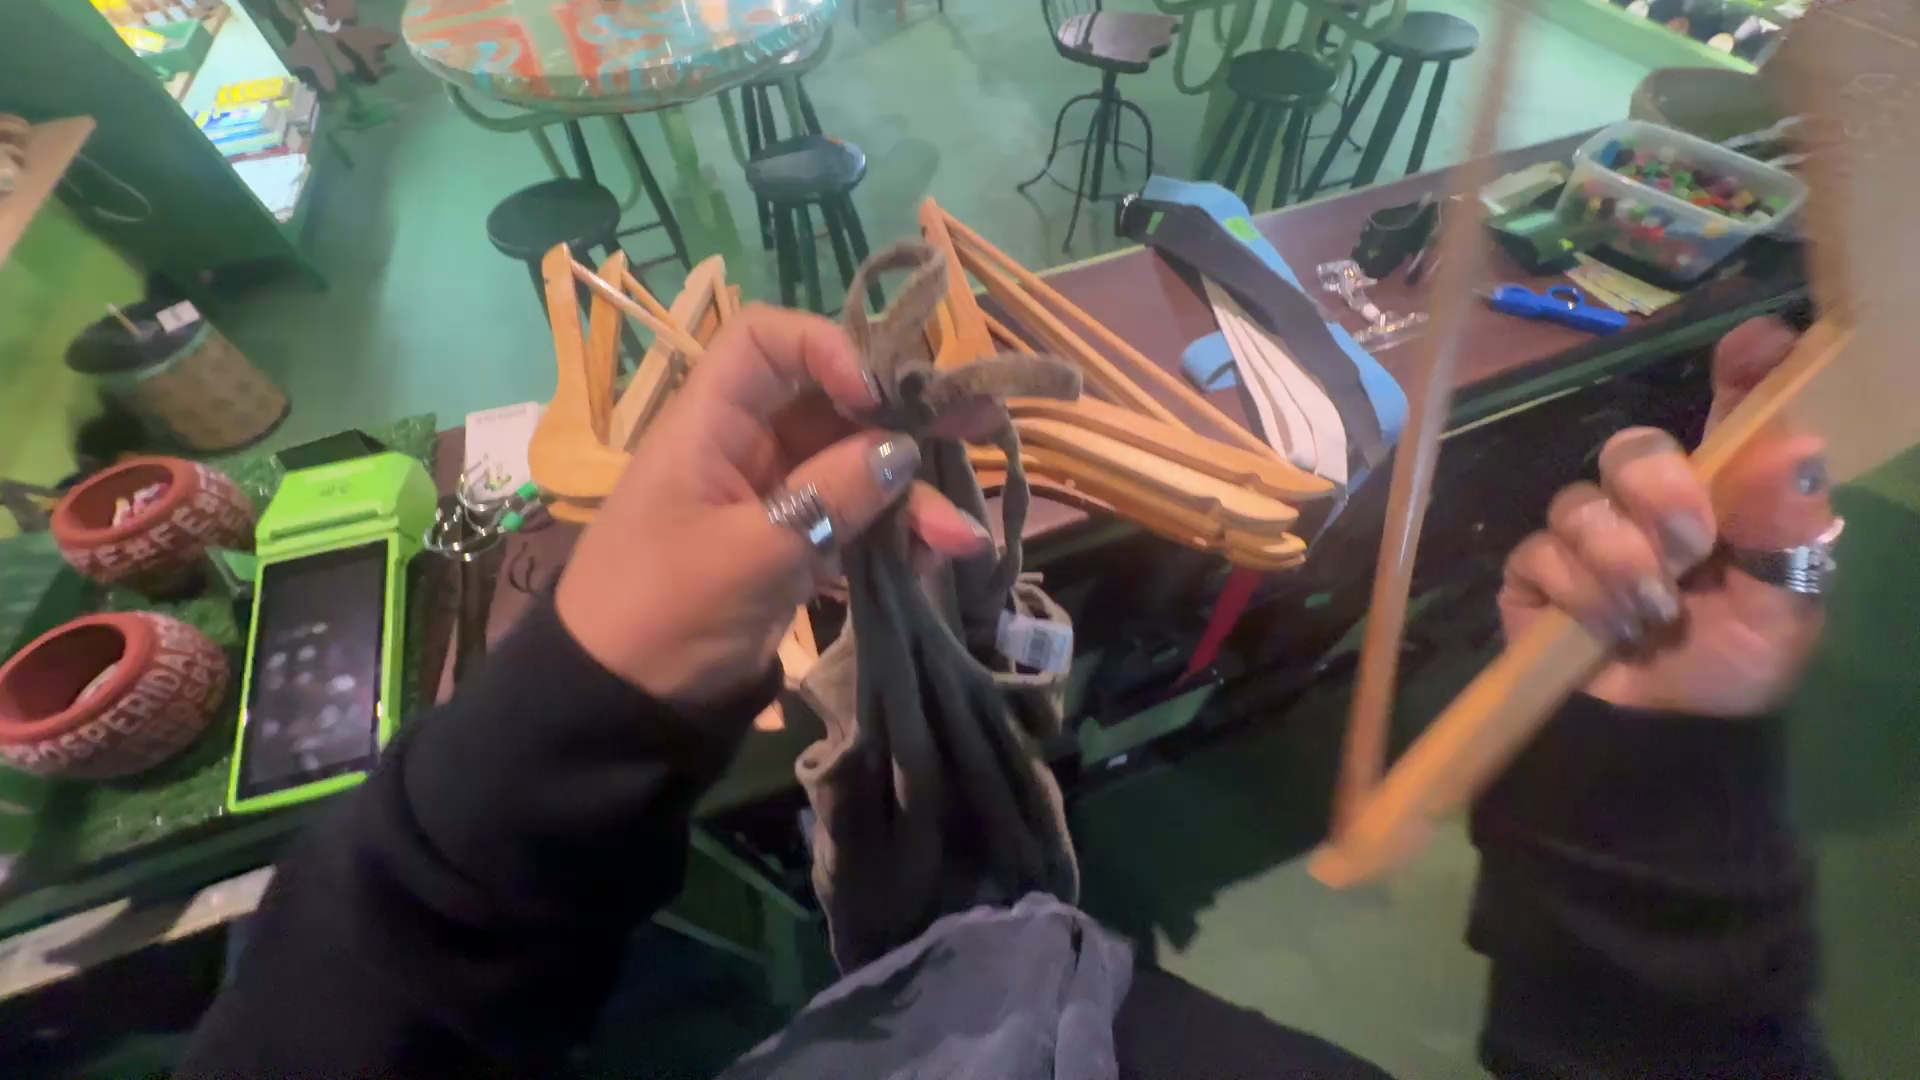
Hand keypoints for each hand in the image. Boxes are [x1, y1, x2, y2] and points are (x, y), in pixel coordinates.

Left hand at [556, 306, 989, 704]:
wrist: (629, 703)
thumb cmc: (664, 612)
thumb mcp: (749, 553)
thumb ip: (829, 497)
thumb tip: (902, 449)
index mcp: (712, 425)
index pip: (767, 343)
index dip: (826, 349)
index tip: (876, 394)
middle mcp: (749, 446)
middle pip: (833, 405)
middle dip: (904, 415)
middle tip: (977, 419)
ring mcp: (779, 496)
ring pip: (857, 469)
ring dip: (912, 497)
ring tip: (961, 535)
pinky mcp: (799, 541)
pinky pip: (858, 520)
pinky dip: (895, 537)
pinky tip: (934, 559)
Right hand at [1499, 316, 1830, 716]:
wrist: (1653, 728)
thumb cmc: (1731, 666)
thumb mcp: (1786, 609)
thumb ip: (1787, 531)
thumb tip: (1794, 446)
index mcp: (1725, 502)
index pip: (1730, 422)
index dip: (1742, 375)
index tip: (1757, 340)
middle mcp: (1650, 506)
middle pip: (1630, 449)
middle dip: (1658, 493)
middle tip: (1688, 546)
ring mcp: (1584, 533)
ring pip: (1578, 505)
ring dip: (1620, 563)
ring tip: (1650, 614)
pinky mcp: (1533, 566)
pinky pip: (1541, 553)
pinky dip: (1579, 593)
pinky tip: (1607, 626)